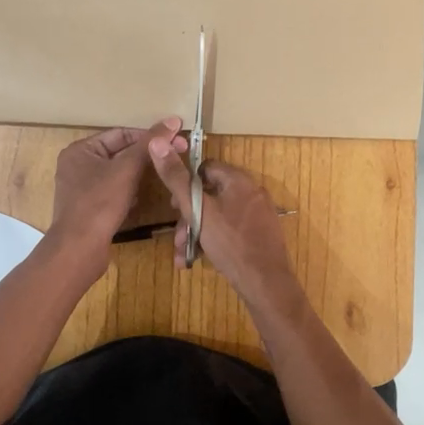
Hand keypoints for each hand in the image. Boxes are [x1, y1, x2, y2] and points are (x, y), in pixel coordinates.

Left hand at [47, 118, 183, 269]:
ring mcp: (82, 189)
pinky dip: (129, 193)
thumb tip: (173, 120)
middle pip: (120, 153)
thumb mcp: (127, 169)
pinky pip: (114, 192)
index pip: (121, 133)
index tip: (176, 140)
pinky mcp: (89, 208)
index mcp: (80, 150)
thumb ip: (149, 143)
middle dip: (146, 157)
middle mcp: (77, 166)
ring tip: (161, 177)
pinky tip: (140, 200)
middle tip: (176, 156)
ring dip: (139, 175)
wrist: (79, 249)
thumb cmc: (100, 203)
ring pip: (119, 174)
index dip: (150, 136)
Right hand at [147, 139, 301, 311]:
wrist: (265, 282)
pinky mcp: (259, 234)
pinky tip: (197, 260)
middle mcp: (251, 192)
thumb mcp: (198, 210)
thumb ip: (176, 179)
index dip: (185, 183)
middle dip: (188, 218)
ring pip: (218, 217)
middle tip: (177, 237)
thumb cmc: (230, 243)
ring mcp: (258, 214)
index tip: (173, 205)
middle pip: (210, 195)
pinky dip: (213, 242)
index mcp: (239, 181)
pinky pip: (230, 231)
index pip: (206, 168)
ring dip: (196, 234)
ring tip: (183, 256)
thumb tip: (157, 142)